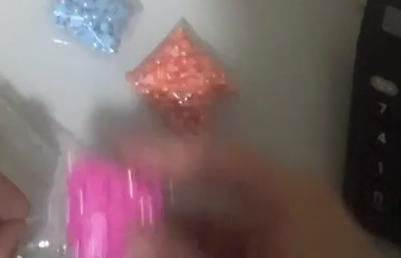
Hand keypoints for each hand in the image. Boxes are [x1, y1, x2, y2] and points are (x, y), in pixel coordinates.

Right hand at [127, 138, 376, 257]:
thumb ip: (187, 253)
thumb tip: (131, 232)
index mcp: (285, 194)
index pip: (213, 158)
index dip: (162, 153)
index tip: (114, 154)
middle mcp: (285, 215)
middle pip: (210, 203)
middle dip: (162, 213)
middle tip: (115, 215)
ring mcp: (287, 248)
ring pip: (215, 240)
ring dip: (176, 244)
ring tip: (132, 244)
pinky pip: (230, 256)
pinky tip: (168, 257)